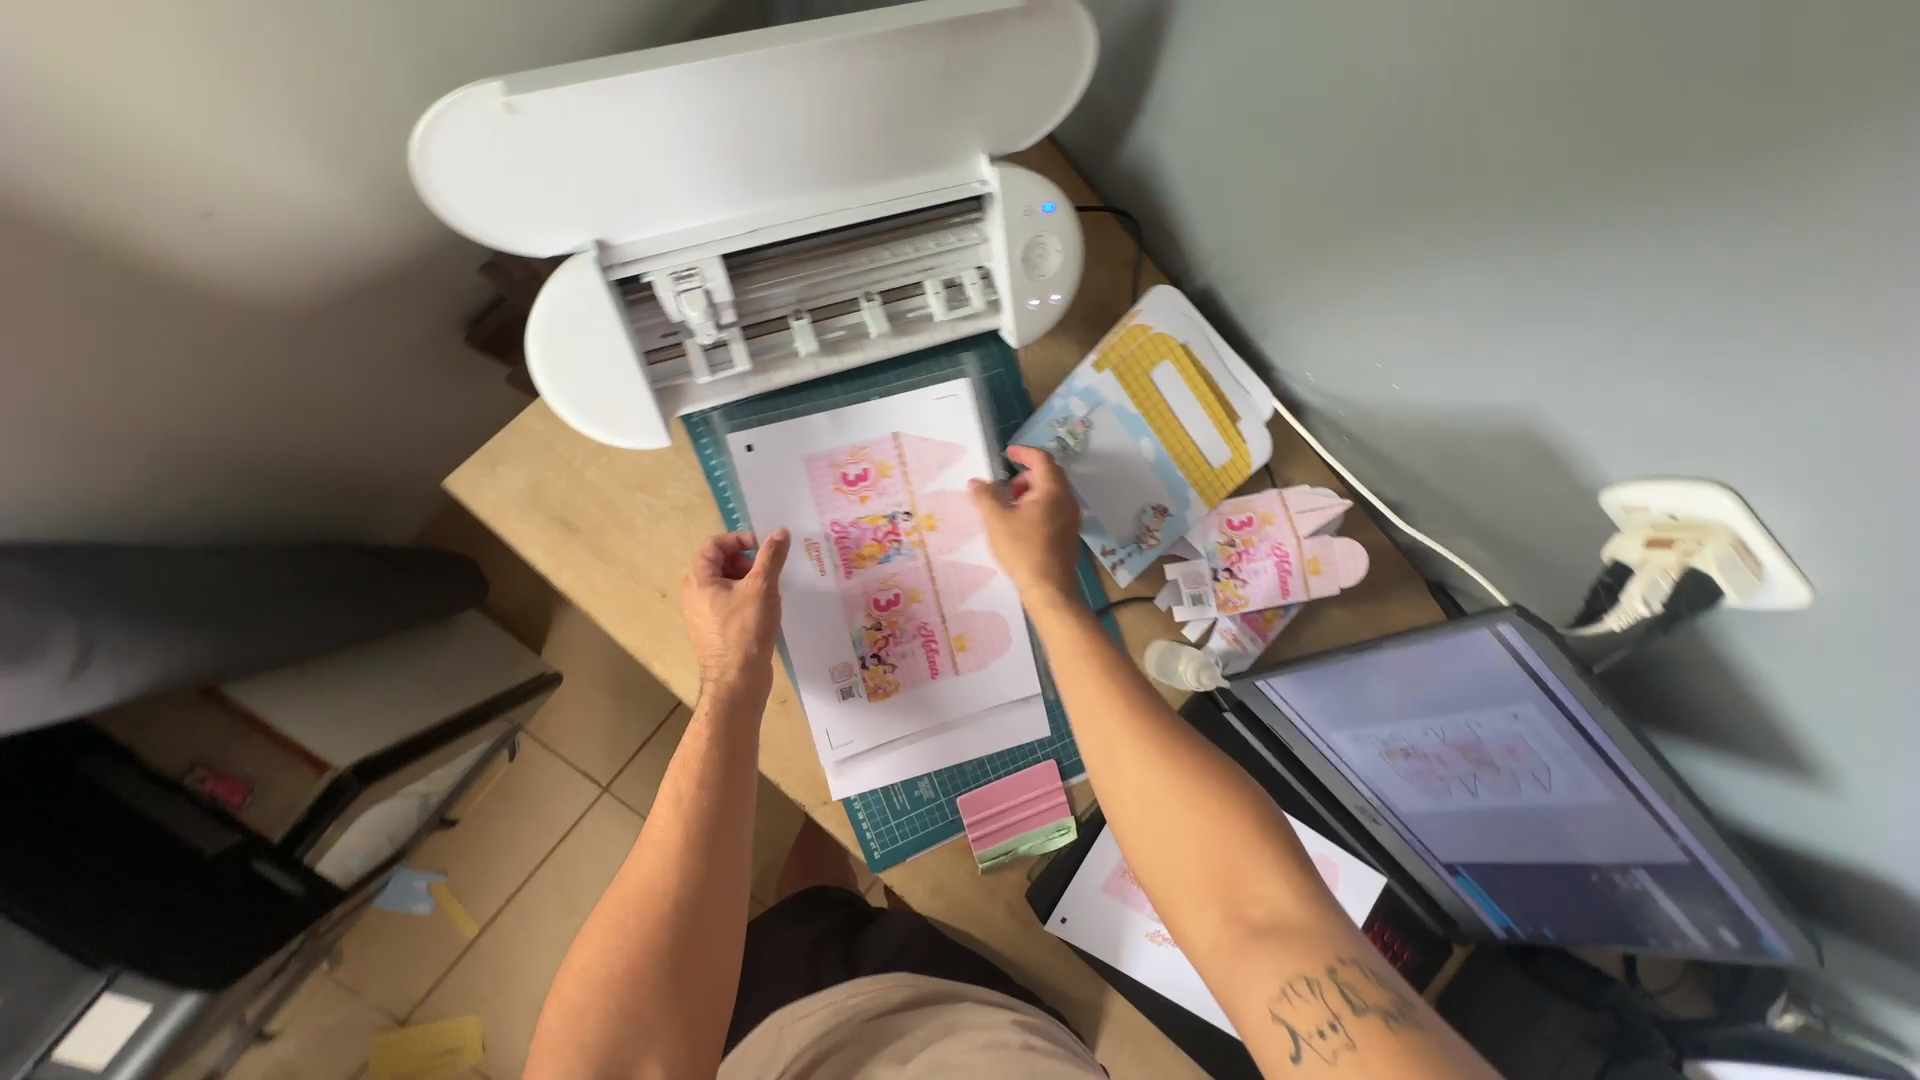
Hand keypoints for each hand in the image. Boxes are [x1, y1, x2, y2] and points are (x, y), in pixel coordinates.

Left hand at [680, 529, 789, 697]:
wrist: (737, 680)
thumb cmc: (745, 629)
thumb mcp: (762, 587)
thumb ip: (771, 557)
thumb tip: (780, 532)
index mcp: (698, 580)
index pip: (713, 545)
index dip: (738, 539)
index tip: (762, 547)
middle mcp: (694, 595)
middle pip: (718, 563)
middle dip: (744, 560)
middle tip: (766, 571)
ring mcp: (702, 614)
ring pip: (725, 584)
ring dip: (747, 580)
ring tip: (769, 590)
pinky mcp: (714, 629)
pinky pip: (728, 603)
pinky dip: (745, 598)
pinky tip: (765, 609)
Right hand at [969, 445, 1083, 608]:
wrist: (1049, 588)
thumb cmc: (1023, 549)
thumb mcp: (996, 520)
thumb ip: (985, 496)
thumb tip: (976, 481)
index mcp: (1053, 490)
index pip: (1041, 459)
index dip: (1023, 452)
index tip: (1007, 453)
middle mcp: (1067, 499)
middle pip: (1048, 475)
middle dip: (1024, 476)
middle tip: (1005, 489)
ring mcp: (1071, 517)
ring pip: (1052, 493)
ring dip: (1030, 493)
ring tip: (1010, 509)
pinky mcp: (1069, 533)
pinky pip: (1054, 508)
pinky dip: (1038, 506)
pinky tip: (1021, 525)